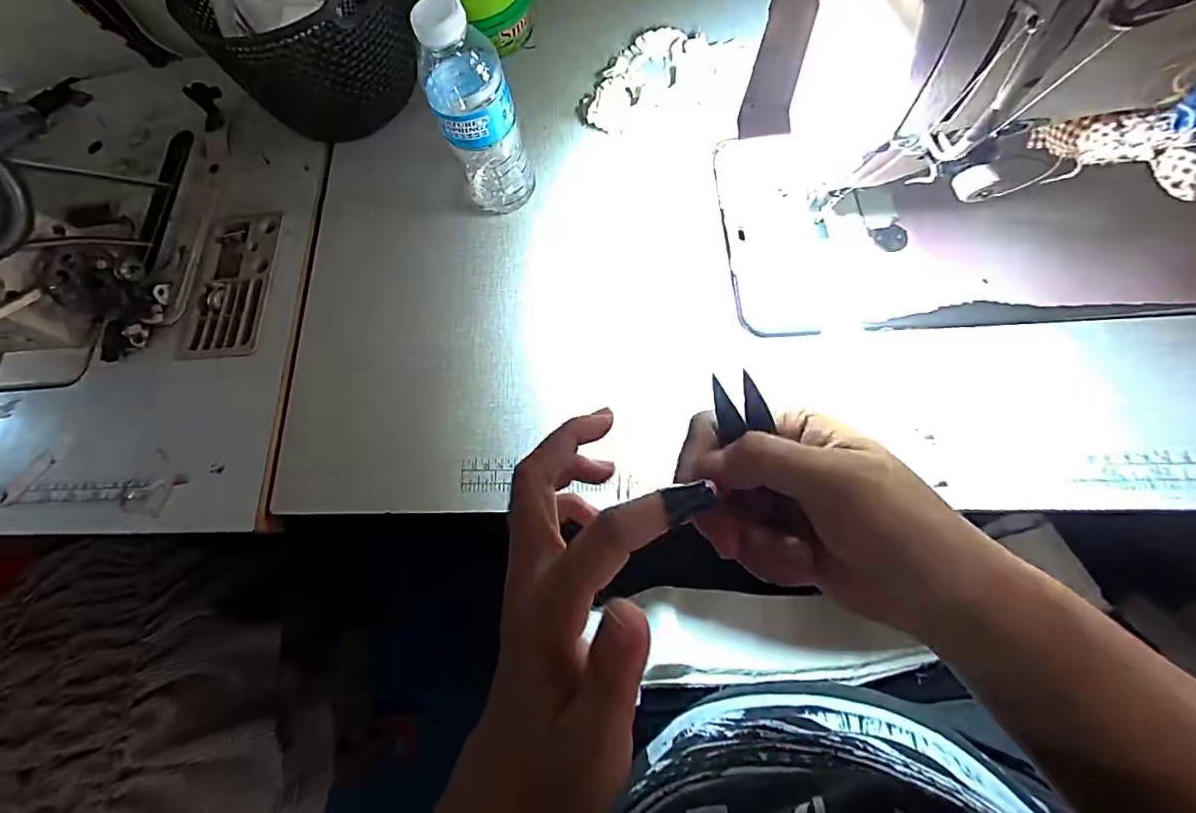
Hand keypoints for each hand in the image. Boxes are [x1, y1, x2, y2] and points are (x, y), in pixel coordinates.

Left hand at [438, 410, 686, 812]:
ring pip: (530, 497)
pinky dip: (566, 500)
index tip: (688, 498)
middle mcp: (528, 579)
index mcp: (548, 608)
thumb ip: (615, 672)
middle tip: (605, 419)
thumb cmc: (554, 765)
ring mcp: (524, 581)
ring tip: (607, 462)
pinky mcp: (530, 591)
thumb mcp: (597, 736)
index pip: (597, 539)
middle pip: (530, 485)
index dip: (645, 512)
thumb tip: (633, 608)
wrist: (507, 782)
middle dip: (564, 442)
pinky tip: (596, 519)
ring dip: (563, 465)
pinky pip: (541, 523)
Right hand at [674, 408, 1014, 638]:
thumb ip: (761, 458)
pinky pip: (749, 546)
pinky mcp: (787, 542)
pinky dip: (769, 560)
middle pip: (717, 474)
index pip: (724, 424)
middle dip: (723, 509)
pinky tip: (804, 566)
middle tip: (727, 538)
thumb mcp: (831, 478)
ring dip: (750, 540)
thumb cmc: (897, 524)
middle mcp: (784, 462)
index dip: (703, 453)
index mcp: (795, 430)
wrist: (949, 599)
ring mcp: (784, 504)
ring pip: (729, 515)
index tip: (695, 489)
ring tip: (791, 556)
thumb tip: (703, 464)